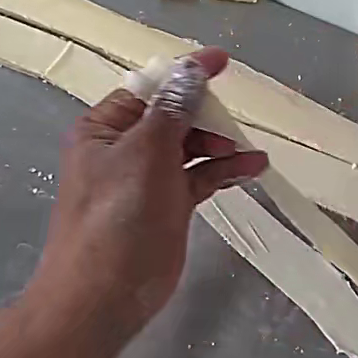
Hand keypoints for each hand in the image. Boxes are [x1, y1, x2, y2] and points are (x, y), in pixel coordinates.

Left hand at [33, 47, 268, 335]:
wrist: (104, 295)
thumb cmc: (119, 214)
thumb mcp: (147, 151)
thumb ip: (174, 108)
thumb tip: (192, 68)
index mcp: (105, 129)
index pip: (151, 90)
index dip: (185, 75)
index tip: (222, 62)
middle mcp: (126, 148)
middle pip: (174, 116)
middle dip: (206, 115)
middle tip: (233, 121)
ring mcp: (149, 178)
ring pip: (192, 147)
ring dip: (221, 144)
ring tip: (249, 150)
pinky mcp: (170, 204)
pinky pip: (201, 176)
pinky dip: (225, 170)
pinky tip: (253, 168)